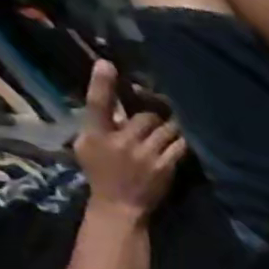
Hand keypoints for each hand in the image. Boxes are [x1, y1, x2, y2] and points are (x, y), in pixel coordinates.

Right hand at [75, 60, 186, 216]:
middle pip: (145, 117)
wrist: (119, 205)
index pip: (98, 104)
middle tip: (158, 114)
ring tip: (172, 127)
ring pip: (165, 129)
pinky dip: (181, 141)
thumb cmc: (101, 173)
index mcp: (96, 134)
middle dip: (153, 114)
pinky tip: (181, 141)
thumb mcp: (87, 146)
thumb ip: (98, 126)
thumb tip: (114, 108)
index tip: (107, 64)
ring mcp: (145, 155)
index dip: (102, 83)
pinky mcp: (165, 167)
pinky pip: (179, 146)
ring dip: (170, 127)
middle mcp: (121, 142)